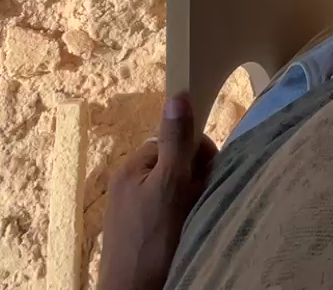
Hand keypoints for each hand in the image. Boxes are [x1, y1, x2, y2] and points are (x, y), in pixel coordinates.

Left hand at [98, 93, 216, 289]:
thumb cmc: (153, 239)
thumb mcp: (170, 184)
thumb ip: (176, 140)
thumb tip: (179, 93)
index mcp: (131, 167)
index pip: (174, 140)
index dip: (196, 153)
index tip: (205, 175)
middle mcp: (127, 183)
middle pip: (174, 162)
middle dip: (193, 176)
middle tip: (198, 199)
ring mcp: (130, 210)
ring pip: (172, 187)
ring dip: (189, 197)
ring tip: (192, 216)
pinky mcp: (137, 232)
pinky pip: (165, 209)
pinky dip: (179, 216)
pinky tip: (182, 230)